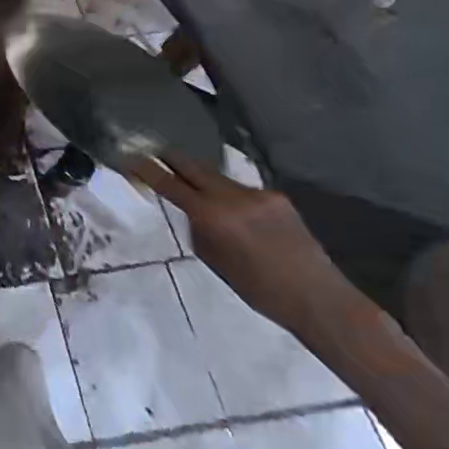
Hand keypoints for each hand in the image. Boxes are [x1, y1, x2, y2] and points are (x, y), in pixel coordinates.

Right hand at [126, 153, 352, 330]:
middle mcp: (232, 196)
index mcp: (213, 217)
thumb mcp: (216, 263)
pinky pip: (243, 190)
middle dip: (173, 159)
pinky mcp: (276, 196)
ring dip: (203, 179)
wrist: (316, 296)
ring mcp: (256, 192)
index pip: (172, 185)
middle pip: (194, 167)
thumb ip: (199, 231)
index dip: (149, 170)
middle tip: (156, 152)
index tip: (133, 158)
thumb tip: (192, 212)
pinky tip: (238, 215)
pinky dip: (232, 197)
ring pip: (219, 178)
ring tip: (193, 183)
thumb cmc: (259, 290)